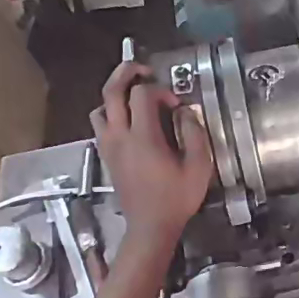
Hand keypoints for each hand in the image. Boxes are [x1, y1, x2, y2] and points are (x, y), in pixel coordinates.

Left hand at [91, 62, 214, 250]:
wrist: (150, 227)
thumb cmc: (176, 198)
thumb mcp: (199, 167)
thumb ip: (194, 134)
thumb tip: (185, 112)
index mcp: (143, 138)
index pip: (141, 94)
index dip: (160, 90)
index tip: (176, 105)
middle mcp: (119, 137)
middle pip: (111, 91)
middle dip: (125, 73)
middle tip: (143, 70)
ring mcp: (108, 146)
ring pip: (100, 107)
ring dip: (116, 96)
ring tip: (135, 98)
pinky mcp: (105, 156)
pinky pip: (100, 124)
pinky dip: (111, 114)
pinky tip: (129, 121)